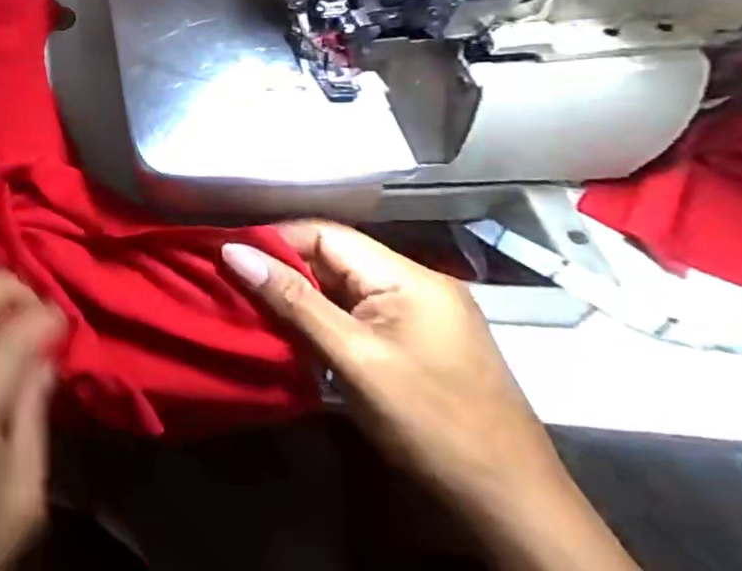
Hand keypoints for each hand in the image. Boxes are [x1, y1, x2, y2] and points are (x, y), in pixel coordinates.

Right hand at [222, 223, 637, 570]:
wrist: (513, 506)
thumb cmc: (432, 425)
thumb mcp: (355, 360)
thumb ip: (294, 302)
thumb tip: (234, 251)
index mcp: (408, 276)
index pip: (328, 234)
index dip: (276, 239)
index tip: (228, 253)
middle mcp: (416, 283)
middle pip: (336, 259)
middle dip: (284, 269)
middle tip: (231, 283)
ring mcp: (421, 315)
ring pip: (345, 288)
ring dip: (300, 296)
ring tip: (250, 305)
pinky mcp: (419, 343)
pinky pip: (359, 315)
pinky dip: (325, 320)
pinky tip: (294, 334)